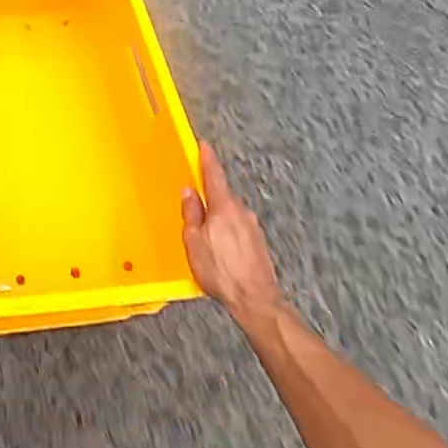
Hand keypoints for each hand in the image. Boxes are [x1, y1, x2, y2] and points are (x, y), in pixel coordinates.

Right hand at [182, 143, 285, 325]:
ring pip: (229, 214)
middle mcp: (242, 214)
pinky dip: (225, 231)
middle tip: (192, 202)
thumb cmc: (221, 272)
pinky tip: (218, 248)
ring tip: (202, 236)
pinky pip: (236, 228)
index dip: (208, 160)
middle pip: (222, 196)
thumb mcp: (194, 240)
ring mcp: (253, 229)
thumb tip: (189, 193)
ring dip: (216, 218)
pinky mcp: (257, 244)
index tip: (204, 146)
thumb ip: (191, 213)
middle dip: (207, 197)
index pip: (215, 176)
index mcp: (224, 208)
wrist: (255, 301)